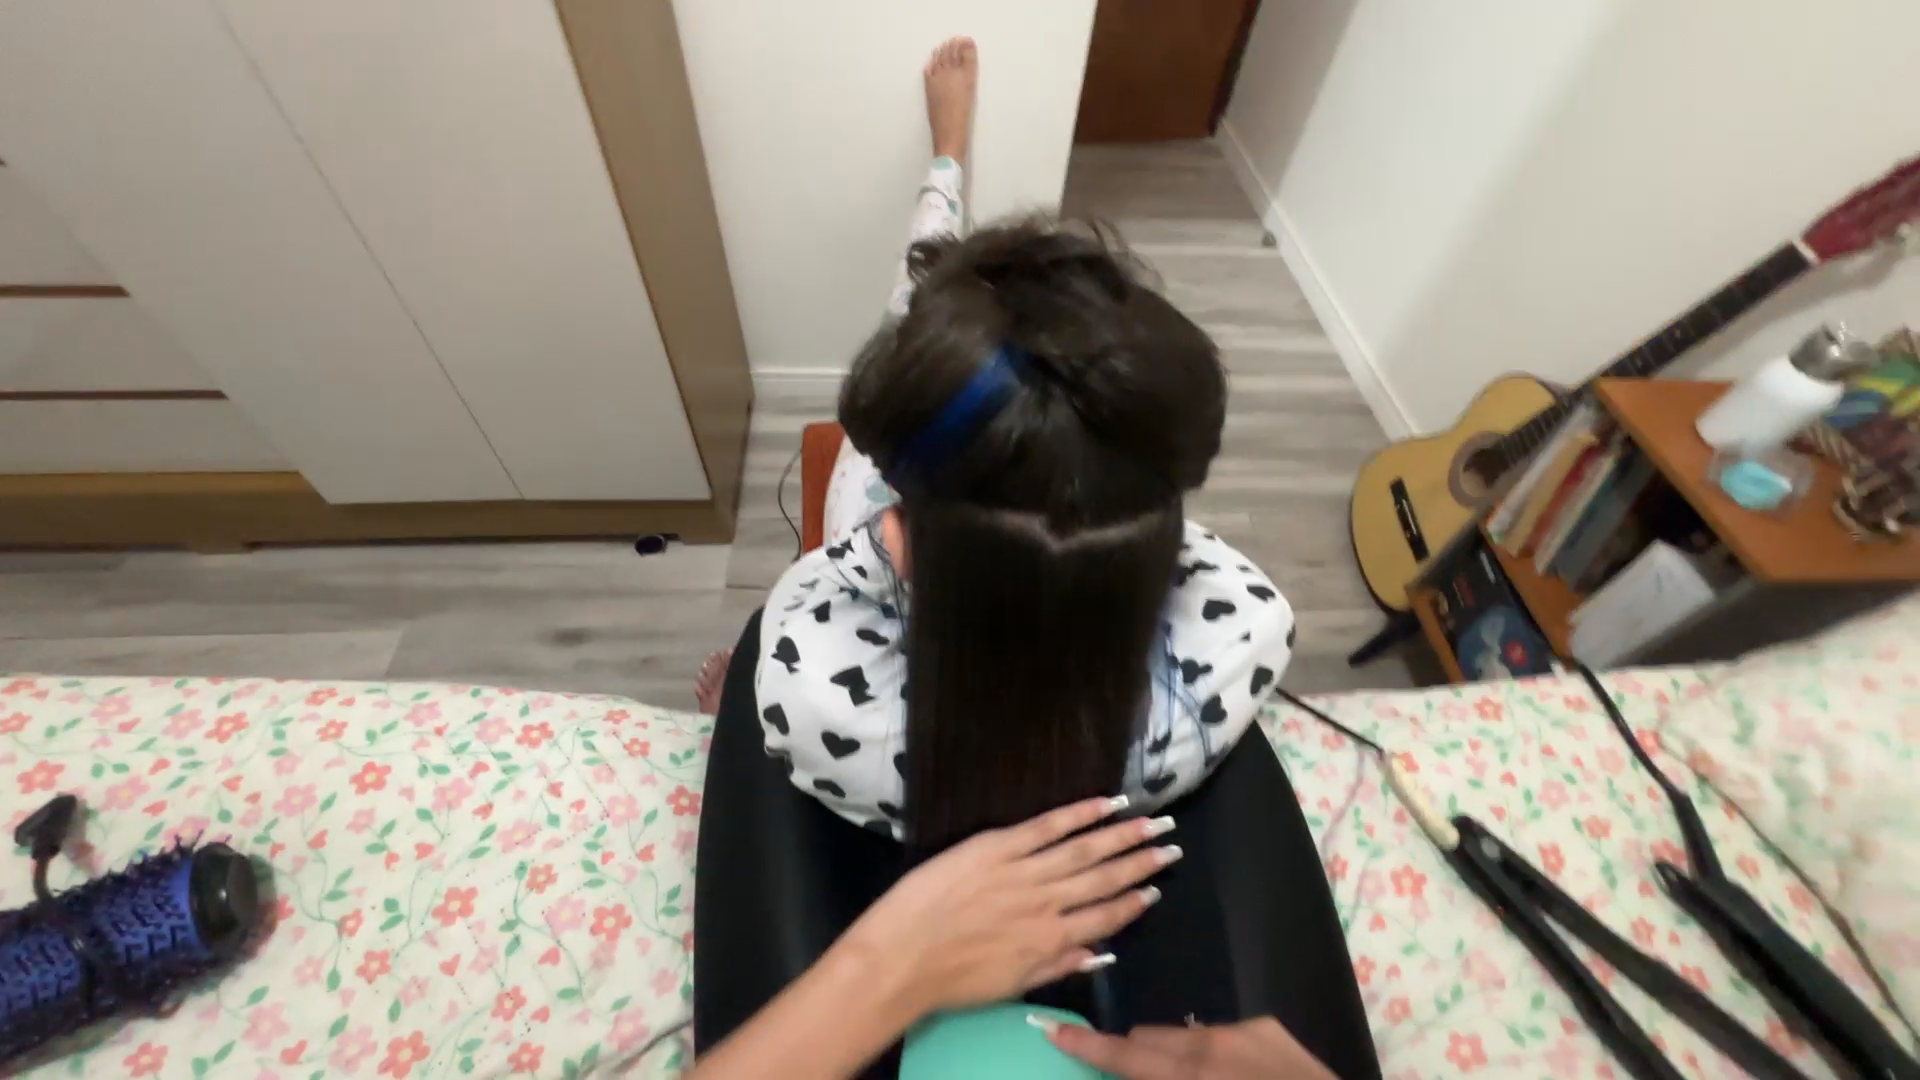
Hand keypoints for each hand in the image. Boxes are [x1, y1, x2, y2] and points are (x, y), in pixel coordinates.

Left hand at [834, 795, 1177, 1016]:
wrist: (904, 955)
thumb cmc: (954, 977)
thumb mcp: (1012, 985)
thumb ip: (1059, 966)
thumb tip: (1101, 953)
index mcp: (1051, 940)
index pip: (1104, 917)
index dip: (1133, 902)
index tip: (1157, 887)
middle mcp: (1047, 904)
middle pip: (1102, 878)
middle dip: (1140, 861)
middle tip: (1171, 843)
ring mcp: (1024, 870)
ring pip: (1082, 850)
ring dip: (1120, 835)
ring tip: (1148, 822)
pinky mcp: (998, 846)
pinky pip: (1045, 827)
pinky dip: (1077, 814)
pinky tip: (1102, 803)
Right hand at [1045, 1017, 1334, 1079]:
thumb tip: (1133, 1072)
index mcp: (1191, 1076)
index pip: (1124, 1056)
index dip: (1085, 1045)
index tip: (1050, 1028)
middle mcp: (1209, 1043)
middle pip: (1148, 1039)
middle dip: (1134, 1058)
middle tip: (1135, 1079)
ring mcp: (1242, 1030)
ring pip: (1184, 1035)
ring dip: (1176, 1060)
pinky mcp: (1269, 1028)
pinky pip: (1222, 1034)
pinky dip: (1214, 1055)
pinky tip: (1235, 1079)